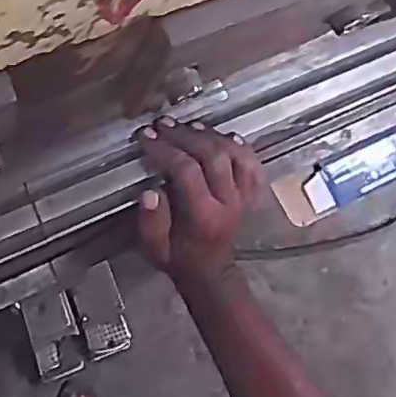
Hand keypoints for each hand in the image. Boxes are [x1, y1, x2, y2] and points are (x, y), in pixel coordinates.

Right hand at [136, 117, 263, 282]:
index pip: (187, 171)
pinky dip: (237, 144)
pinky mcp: (249, 192)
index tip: (146, 137)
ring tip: (186, 124)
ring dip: (209, 134)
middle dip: (185, 135)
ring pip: (233, 153)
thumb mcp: (155, 248)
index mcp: (204, 215)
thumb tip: (149, 192)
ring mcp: (243, 195)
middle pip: (212, 155)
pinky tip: (220, 133)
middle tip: (162, 124)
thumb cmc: (178, 258)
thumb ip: (151, 221)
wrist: (211, 272)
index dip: (165, 150)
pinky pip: (249, 162)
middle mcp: (228, 202)